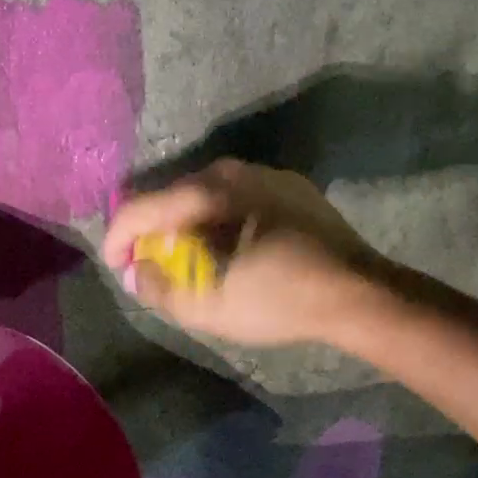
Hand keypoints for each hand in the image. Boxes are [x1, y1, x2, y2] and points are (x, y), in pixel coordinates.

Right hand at [103, 160, 389, 345]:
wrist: (359, 293)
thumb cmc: (278, 301)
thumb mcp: (208, 307)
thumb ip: (158, 288)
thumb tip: (136, 270)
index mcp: (205, 192)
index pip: (140, 208)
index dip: (117, 239)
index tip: (117, 267)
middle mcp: (229, 170)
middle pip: (169, 197)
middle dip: (152, 232)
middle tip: (151, 266)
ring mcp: (263, 173)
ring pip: (202, 195)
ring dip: (186, 225)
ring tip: (189, 258)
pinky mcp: (288, 185)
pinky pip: (235, 197)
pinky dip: (219, 219)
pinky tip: (230, 247)